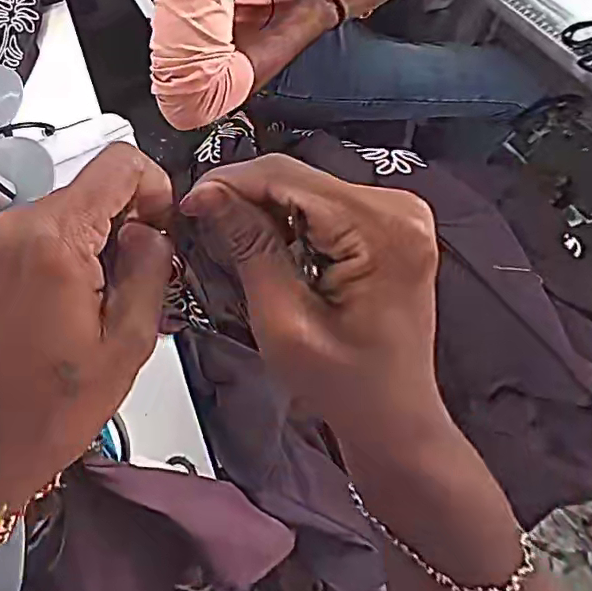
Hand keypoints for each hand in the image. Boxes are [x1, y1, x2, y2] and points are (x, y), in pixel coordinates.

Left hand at [0, 143, 175, 508]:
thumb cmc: (49, 404)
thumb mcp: (129, 340)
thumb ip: (151, 267)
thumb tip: (152, 231)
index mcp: (52, 243)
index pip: (119, 164)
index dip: (154, 188)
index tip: (160, 225)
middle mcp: (16, 228)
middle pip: (97, 182)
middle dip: (129, 220)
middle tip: (137, 272)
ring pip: (76, 202)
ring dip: (103, 236)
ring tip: (105, 292)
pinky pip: (51, 222)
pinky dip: (76, 244)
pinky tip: (82, 291)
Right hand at [180, 154, 445, 450]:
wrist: (392, 414)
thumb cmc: (350, 385)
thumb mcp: (283, 319)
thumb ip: (249, 246)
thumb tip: (213, 194)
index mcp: (383, 231)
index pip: (289, 177)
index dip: (231, 182)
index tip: (193, 200)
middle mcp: (399, 211)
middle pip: (298, 176)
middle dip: (244, 194)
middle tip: (204, 218)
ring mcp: (396, 214)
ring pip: (304, 185)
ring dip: (264, 207)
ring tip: (235, 240)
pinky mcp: (385, 222)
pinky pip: (321, 201)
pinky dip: (287, 217)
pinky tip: (271, 245)